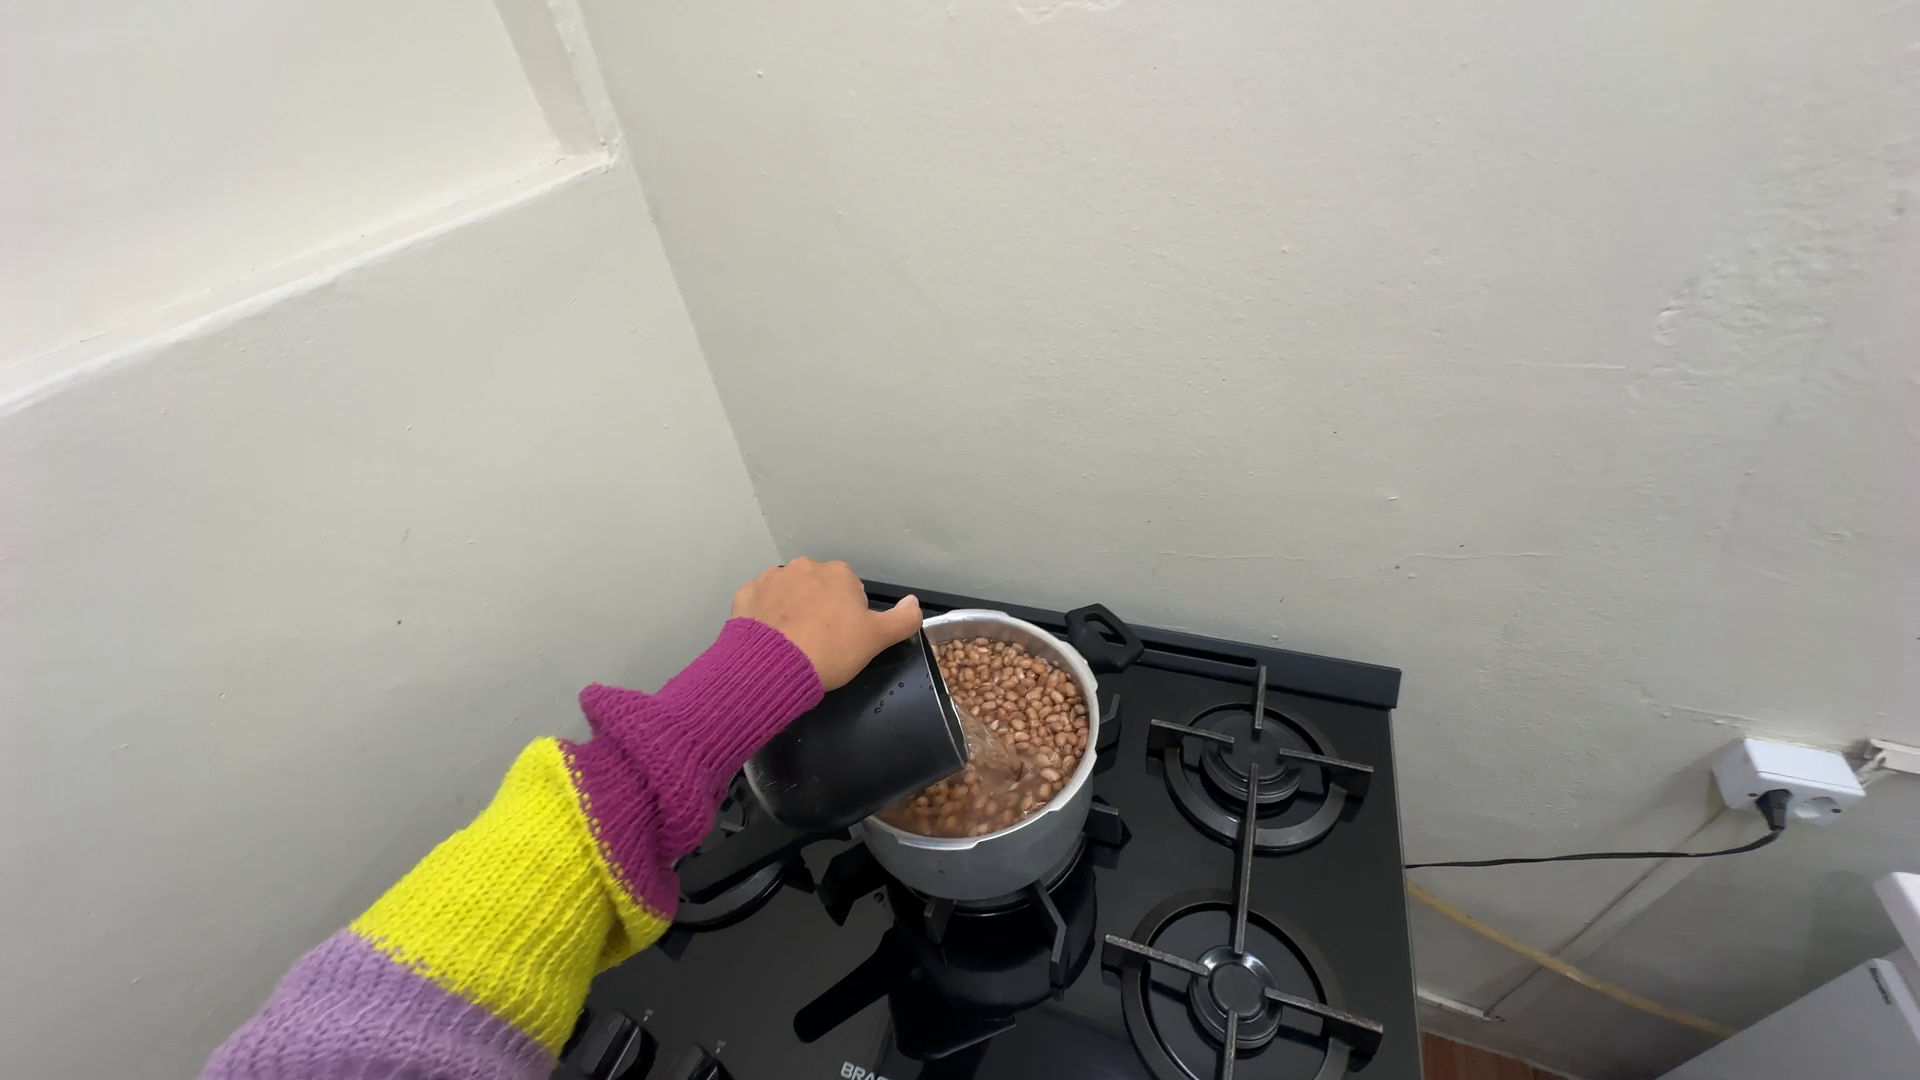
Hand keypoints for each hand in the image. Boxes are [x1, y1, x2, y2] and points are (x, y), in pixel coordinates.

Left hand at [731, 558, 922, 689]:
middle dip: (820, 608)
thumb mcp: (877, 639)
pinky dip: (765, 617)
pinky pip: (760, 603)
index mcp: (839, 573)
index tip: (845, 639)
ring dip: (792, 610)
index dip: (851, 616)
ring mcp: (771, 579)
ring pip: (788, 593)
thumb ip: (903, 619)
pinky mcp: (745, 596)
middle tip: (820, 642)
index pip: (851, 590)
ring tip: (792, 643)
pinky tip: (768, 639)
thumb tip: (914, 602)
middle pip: (819, 587)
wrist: (770, 667)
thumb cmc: (830, 650)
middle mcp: (804, 567)